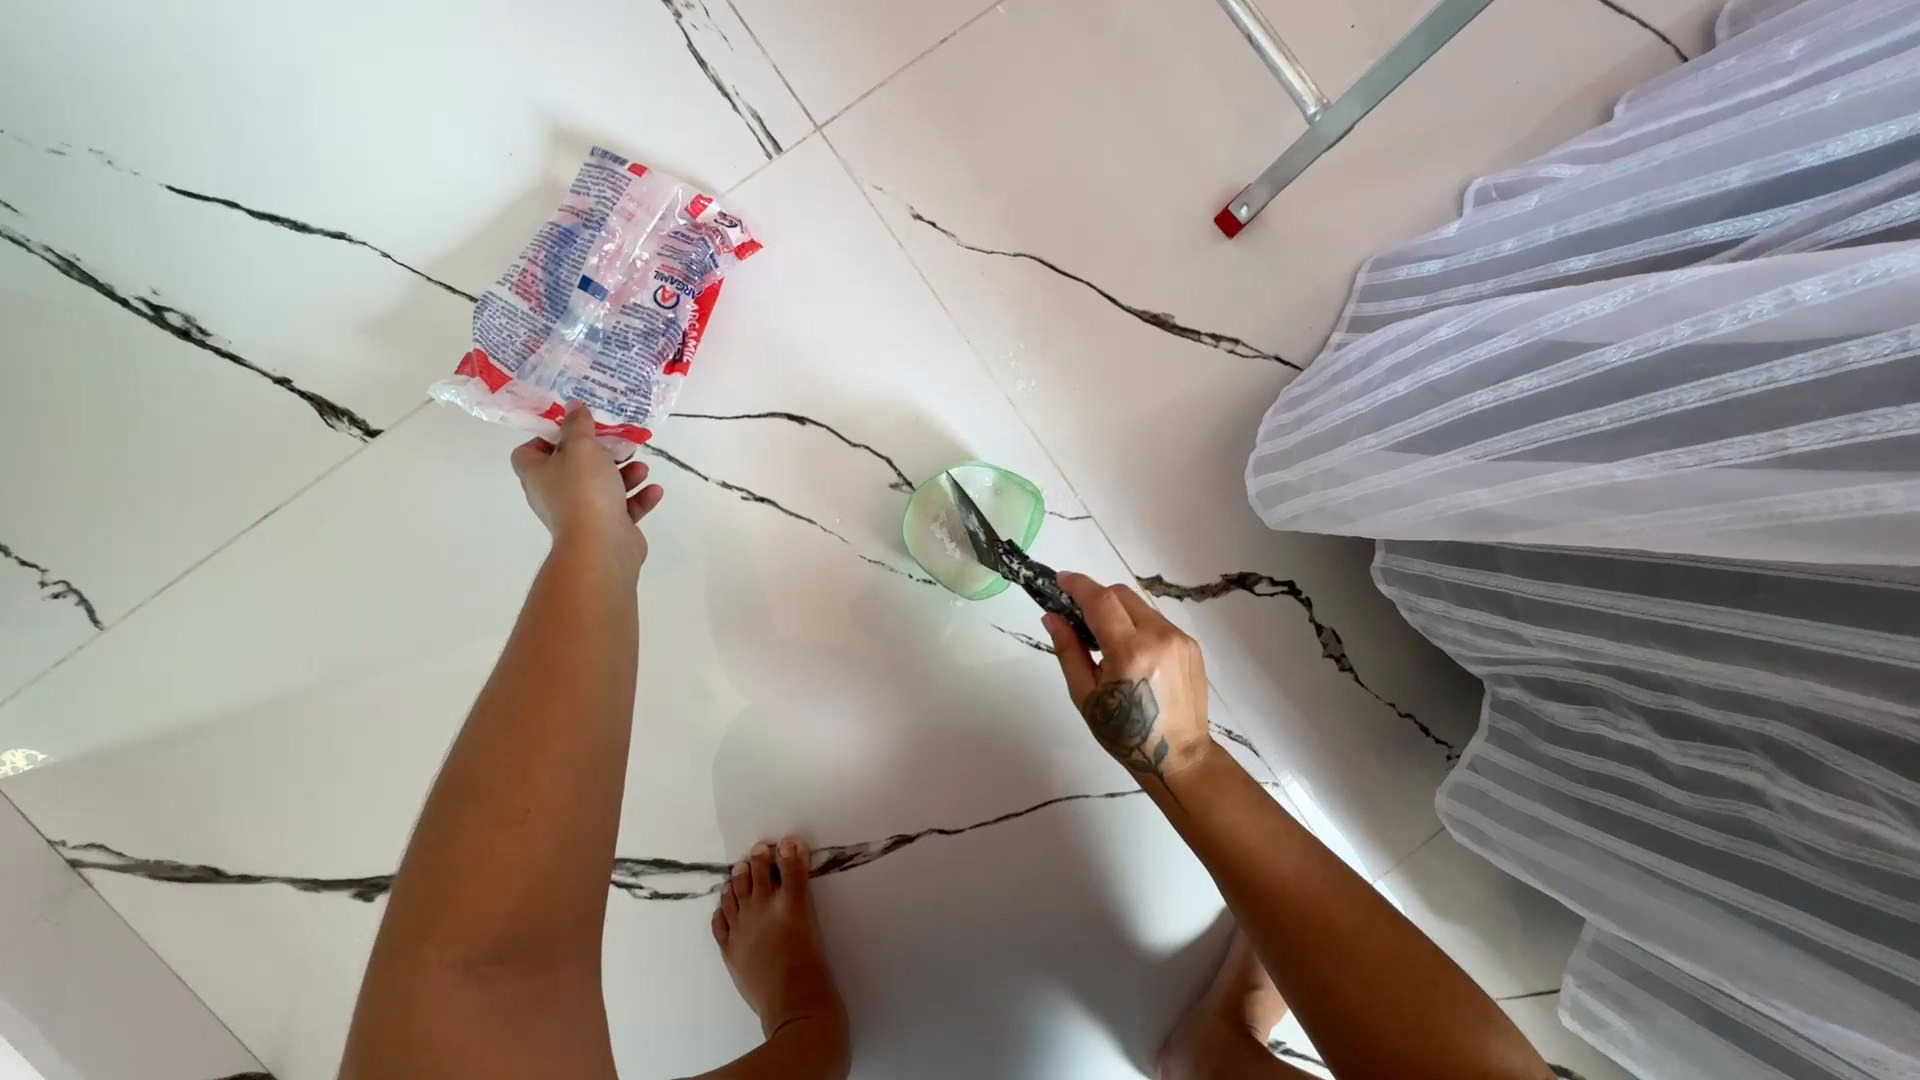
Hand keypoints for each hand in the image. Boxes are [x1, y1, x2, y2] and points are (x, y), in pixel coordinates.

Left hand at [510, 403, 664, 572]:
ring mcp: (582, 513)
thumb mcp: (581, 447)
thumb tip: (574, 407)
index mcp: (538, 474)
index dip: (549, 437)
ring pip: (603, 487)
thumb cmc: (584, 491)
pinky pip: (624, 508)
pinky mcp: (607, 528)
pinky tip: (655, 489)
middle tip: (620, 444)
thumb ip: (579, 425)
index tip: (575, 429)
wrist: (601, 545)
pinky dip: (639, 498)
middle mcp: (555, 493)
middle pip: (575, 466)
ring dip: (625, 474)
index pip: (530, 451)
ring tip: (643, 466)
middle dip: (601, 454)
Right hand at [1043, 573, 1215, 789]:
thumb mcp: (1086, 695)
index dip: (1078, 585)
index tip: (1060, 580)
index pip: (1100, 600)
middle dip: (1096, 597)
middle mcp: (1159, 636)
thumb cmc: (1124, 733)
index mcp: (1130, 651)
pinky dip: (1136, 625)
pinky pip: (1156, 621)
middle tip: (1076, 615)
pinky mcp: (1191, 645)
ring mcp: (1179, 639)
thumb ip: (1068, 650)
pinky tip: (1130, 654)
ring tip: (1104, 641)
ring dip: (1116, 611)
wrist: (1178, 756)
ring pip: (1139, 606)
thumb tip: (1051, 616)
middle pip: (1121, 594)